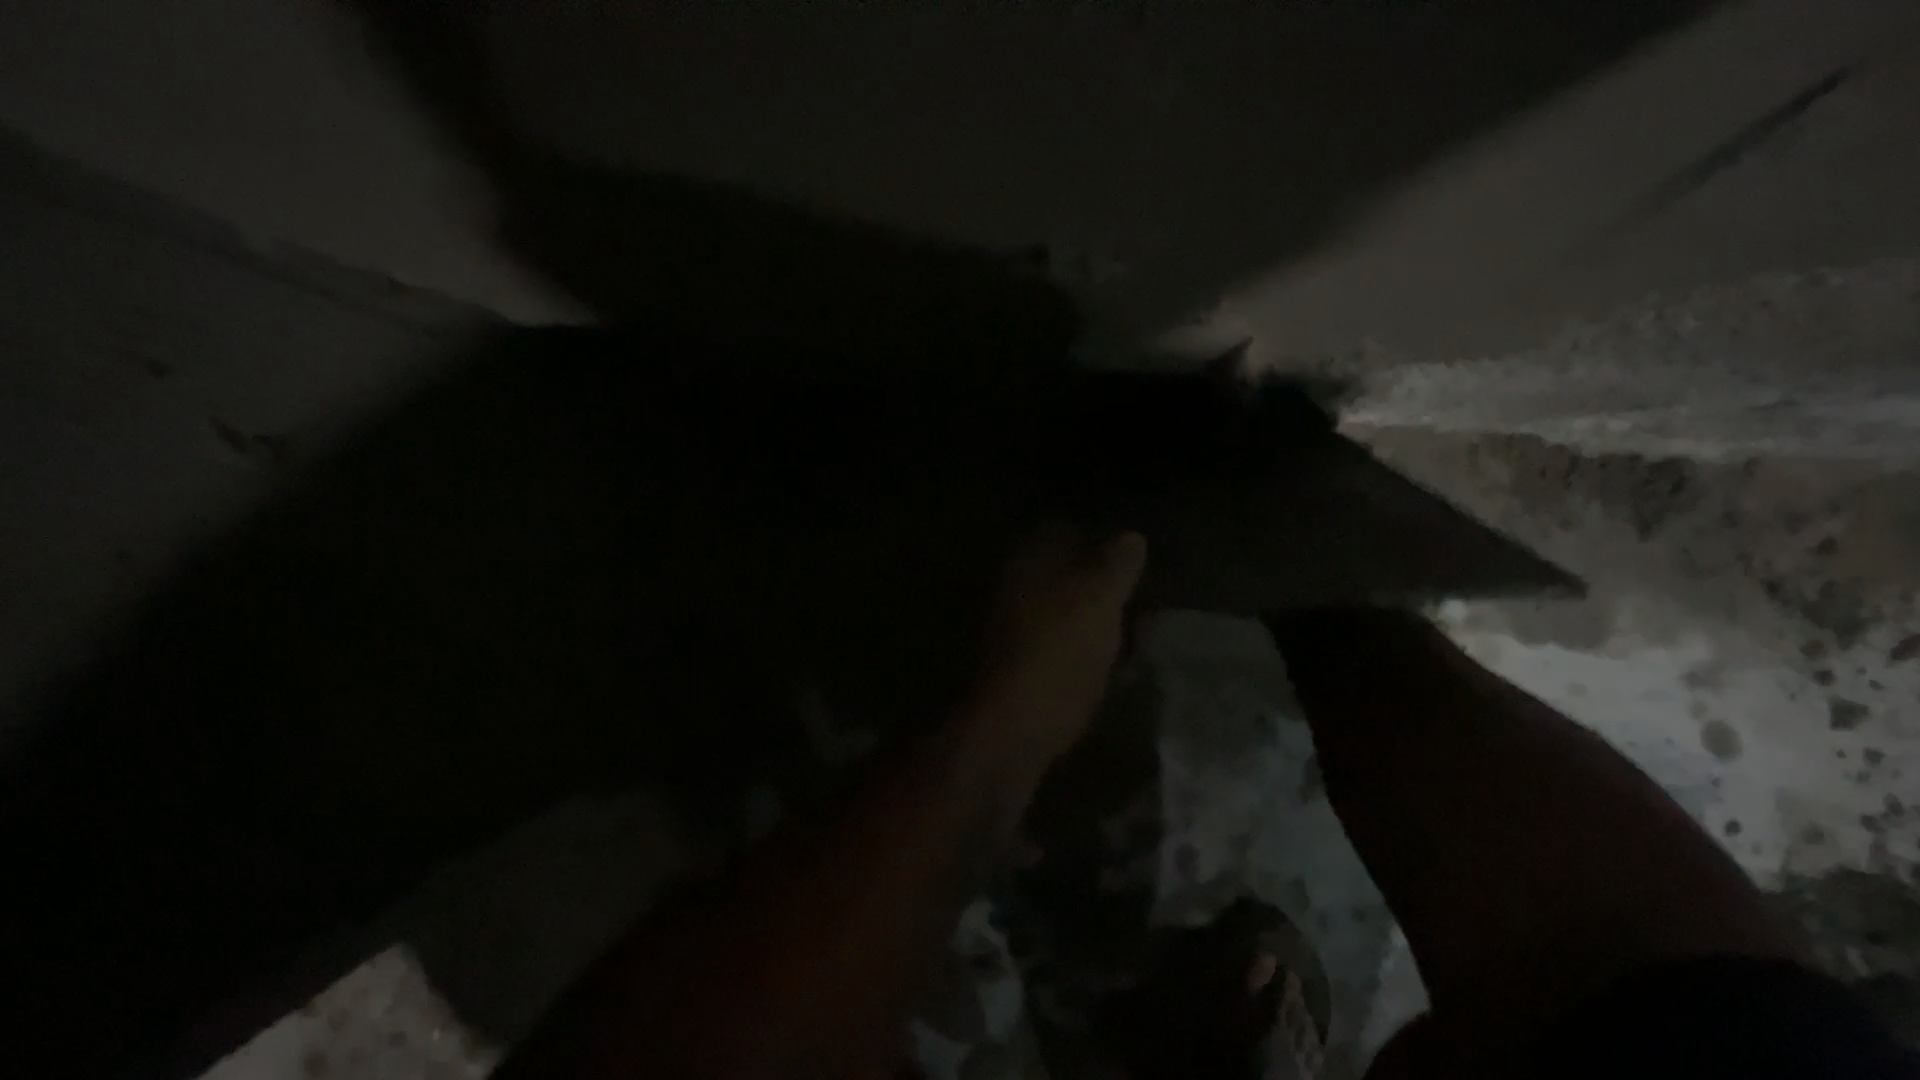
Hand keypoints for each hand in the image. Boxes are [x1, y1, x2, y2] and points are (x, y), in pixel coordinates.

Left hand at [968, 526, 1147, 763]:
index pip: (1064, 532)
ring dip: (1091, 621)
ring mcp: (1011, 628)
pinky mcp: (1017, 667)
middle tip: (1138, 602)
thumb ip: (1117, 564)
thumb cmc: (1060, 649)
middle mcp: (1013, 586)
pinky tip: (1108, 666)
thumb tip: (1131, 537)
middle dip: (1097, 585)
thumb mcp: (1100, 597)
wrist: (1014, 723)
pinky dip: (1081, 652)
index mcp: (1028, 560)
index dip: (1099, 543)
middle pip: (1061, 574)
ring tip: (1131, 636)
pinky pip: (1057, 647)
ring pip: (1060, 612)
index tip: (1132, 562)